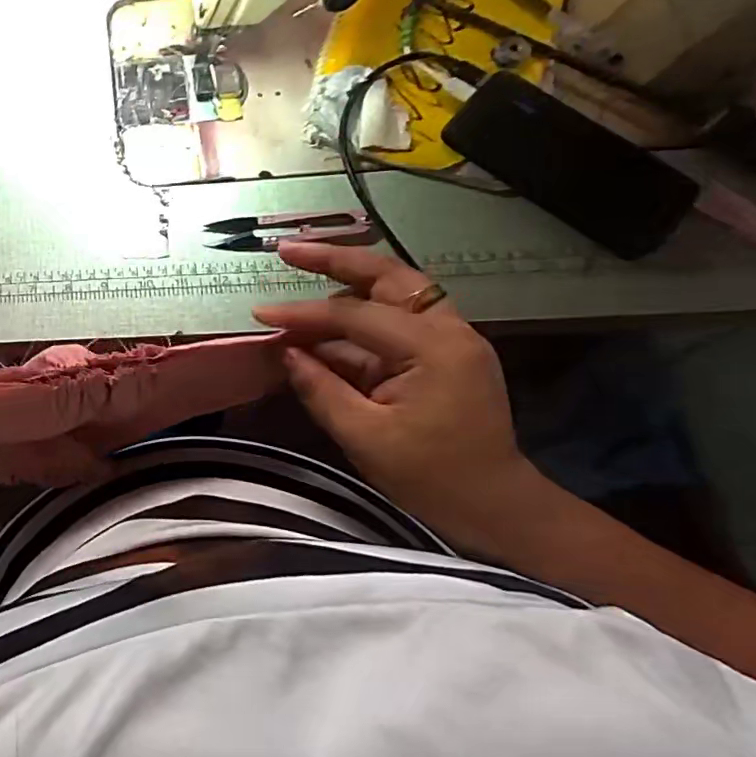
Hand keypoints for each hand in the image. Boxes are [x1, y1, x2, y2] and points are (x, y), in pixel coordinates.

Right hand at [254, 242, 538, 553]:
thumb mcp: (365, 437)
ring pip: (395, 291)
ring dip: (348, 282)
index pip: (354, 315)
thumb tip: (287, 353)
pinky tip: (327, 324)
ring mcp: (451, 338)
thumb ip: (321, 388)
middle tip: (288, 250)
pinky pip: (397, 321)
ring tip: (302, 273)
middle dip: (335, 259)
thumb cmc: (430, 477)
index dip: (303, 313)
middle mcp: (449, 329)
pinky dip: (361, 317)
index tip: (260, 314)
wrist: (496, 506)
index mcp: (433, 349)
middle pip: (387, 275)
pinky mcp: (445, 353)